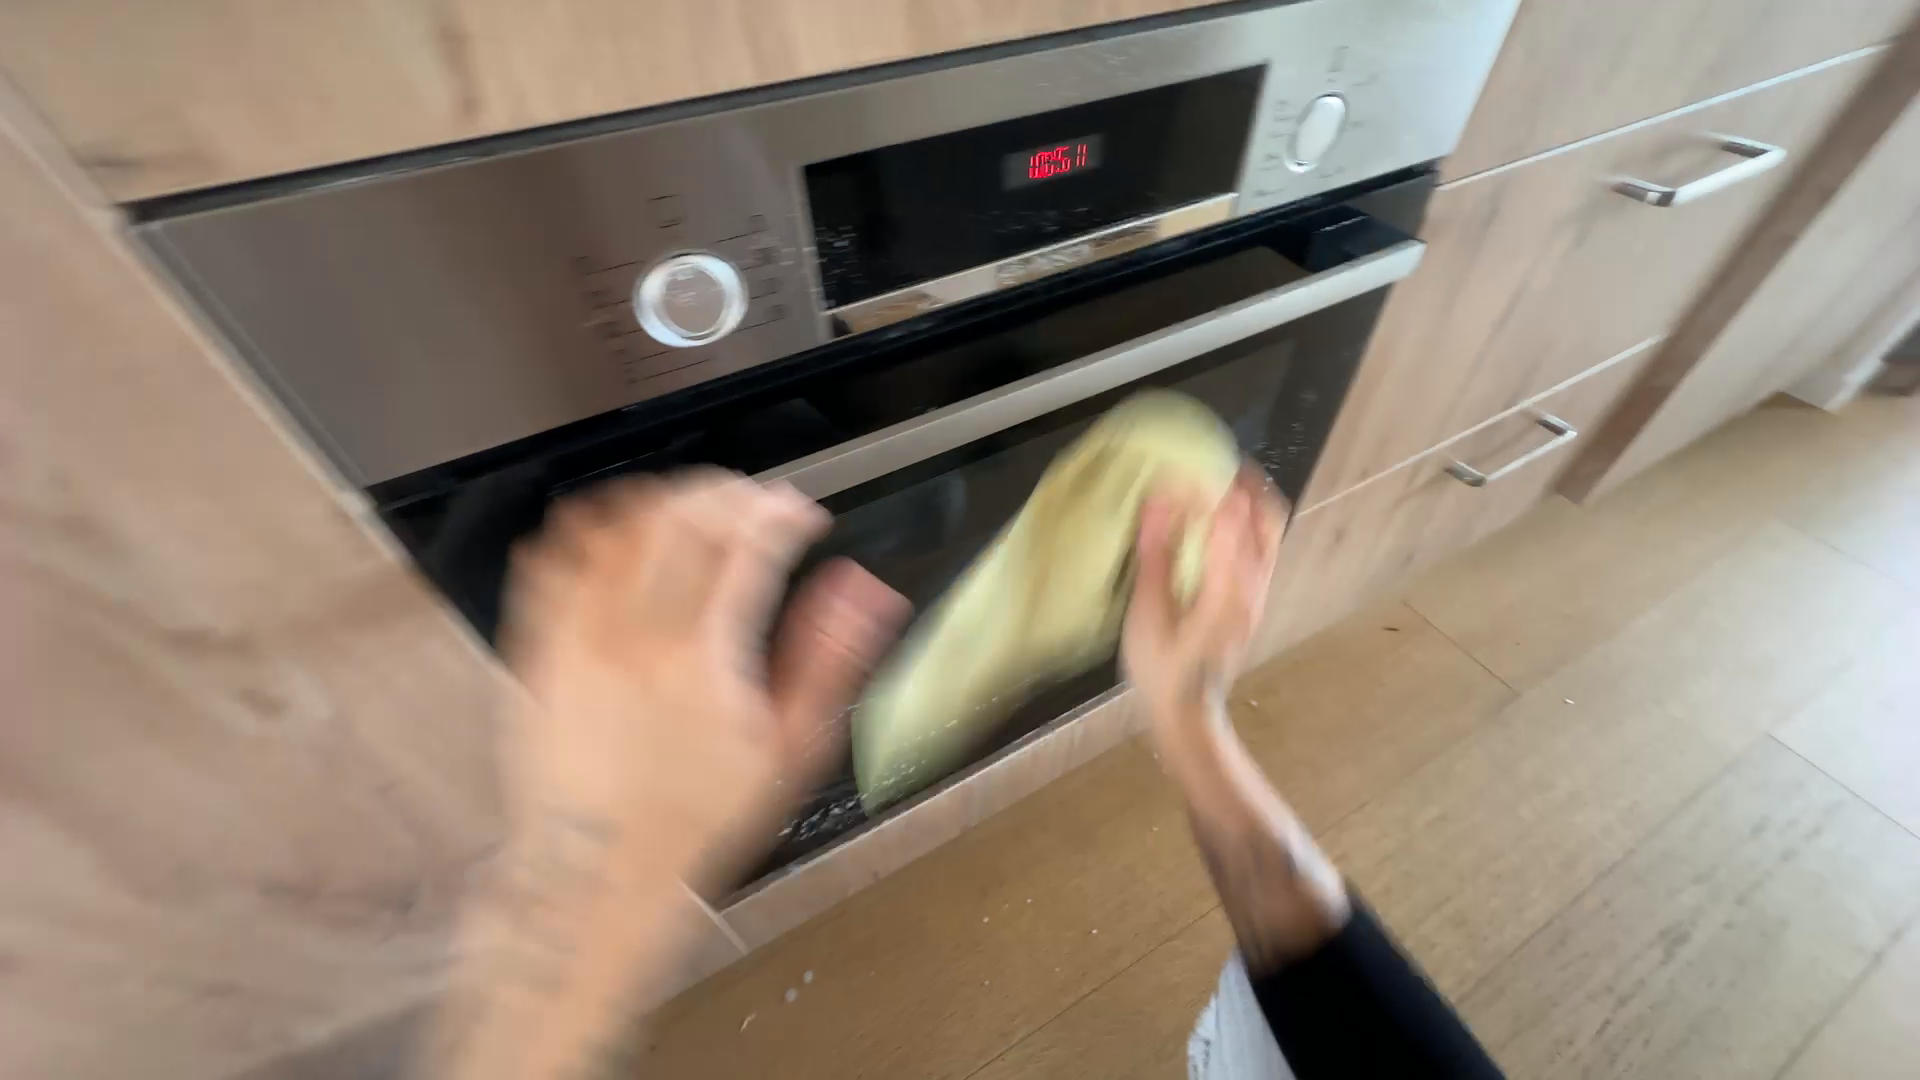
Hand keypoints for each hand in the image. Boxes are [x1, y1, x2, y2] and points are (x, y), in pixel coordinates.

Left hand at [500, 471, 908, 892]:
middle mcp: (636, 634)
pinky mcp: (537, 647)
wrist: (596, 875)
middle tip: (756, 503)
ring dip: (667, 498)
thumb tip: (863, 585)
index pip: (749, 545)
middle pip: (683, 518)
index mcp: (705, 656)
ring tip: (700, 508)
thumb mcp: (791, 749)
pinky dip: (592, 525)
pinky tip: (622, 528)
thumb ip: (830, 658)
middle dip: (730, 492)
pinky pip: (553, 558)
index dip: (784, 513)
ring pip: (619, 525)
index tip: (804, 515)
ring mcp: (576, 636)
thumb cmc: (703, 815)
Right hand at [1122, 466, 1288, 733]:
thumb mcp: (1148, 614)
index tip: (1180, 467)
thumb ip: (1156, 555)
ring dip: (1247, 504)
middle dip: (1245, 484)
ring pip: (1269, 533)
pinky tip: (1215, 527)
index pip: (1231, 516)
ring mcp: (1259, 595)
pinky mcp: (1253, 603)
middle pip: (1267, 517)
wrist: (1188, 716)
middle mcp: (1254, 585)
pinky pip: (1261, 550)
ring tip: (1215, 487)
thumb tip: (1157, 502)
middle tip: (1214, 464)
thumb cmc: (1162, 670)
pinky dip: (1244, 527)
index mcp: (1228, 587)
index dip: (1208, 484)